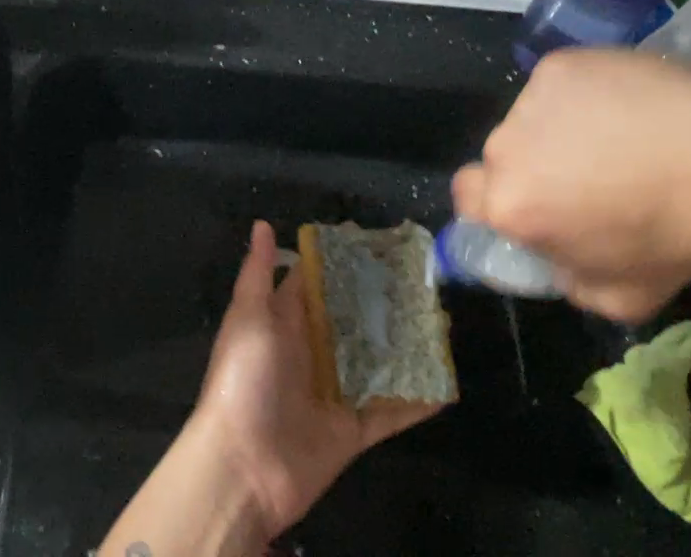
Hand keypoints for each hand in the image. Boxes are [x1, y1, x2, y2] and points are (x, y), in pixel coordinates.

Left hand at [188, 220, 442, 538]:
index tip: (384, 244)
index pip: (319, 283)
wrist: (242, 467)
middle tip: (428, 281)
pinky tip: (448, 384)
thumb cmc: (243, 381)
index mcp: (285, 322)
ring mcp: (335, 392)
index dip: (346, 264)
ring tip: (445, 323)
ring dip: (406, 347)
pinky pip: (391, 412)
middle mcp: (312, 352)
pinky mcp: (353, 429)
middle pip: (353, 321)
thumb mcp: (247, 317)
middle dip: (385, 303)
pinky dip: (417, 401)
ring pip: (377, 362)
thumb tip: (263, 224)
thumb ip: (258, 272)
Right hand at [452, 49, 690, 321]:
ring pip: (530, 116)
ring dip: (558, 128)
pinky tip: (626, 108)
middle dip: (535, 163)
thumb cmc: (676, 242)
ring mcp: (532, 100)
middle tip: (590, 173)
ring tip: (618, 137)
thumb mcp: (615, 296)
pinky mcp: (561, 65)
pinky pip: (557, 84)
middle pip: (502, 154)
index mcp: (511, 205)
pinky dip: (582, 95)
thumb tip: (552, 258)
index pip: (469, 196)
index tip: (540, 203)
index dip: (500, 201)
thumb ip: (563, 279)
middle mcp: (506, 147)